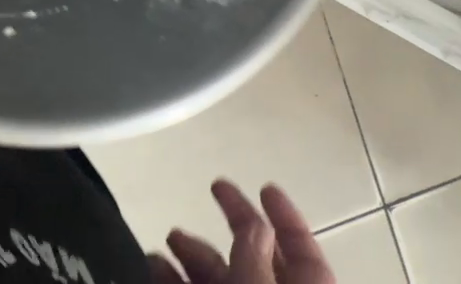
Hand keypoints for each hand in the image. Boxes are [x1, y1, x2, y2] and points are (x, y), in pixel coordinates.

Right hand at [148, 181, 335, 283]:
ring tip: (171, 237)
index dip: (289, 221)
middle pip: (259, 262)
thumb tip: (256, 226)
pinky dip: (172, 278)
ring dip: (196, 253)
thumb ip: (256, 264)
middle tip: (214, 187)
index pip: (307, 260)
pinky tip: (154, 265)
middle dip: (235, 226)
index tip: (265, 186)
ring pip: (222, 280)